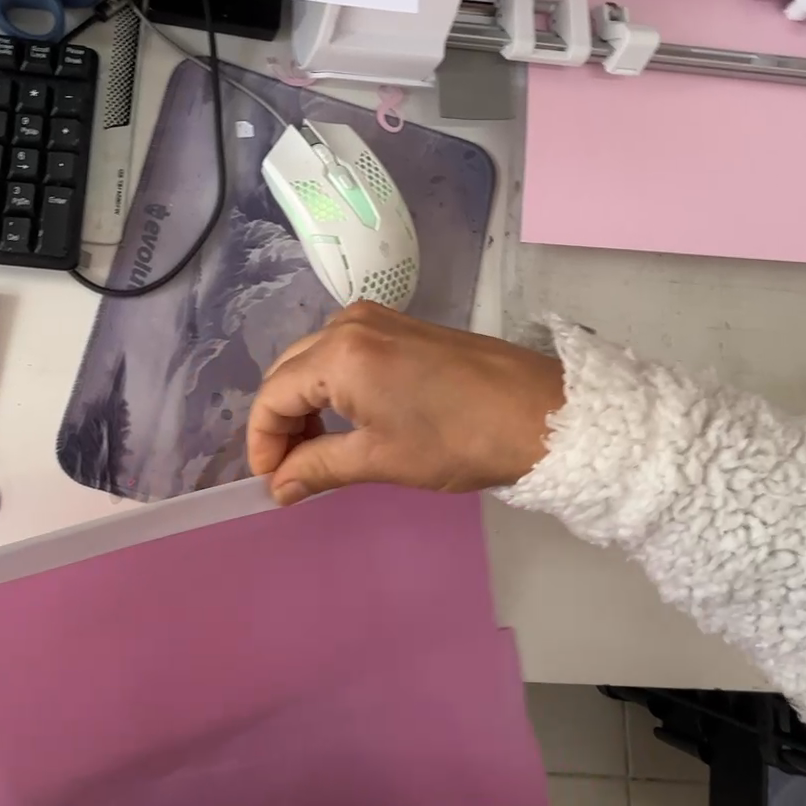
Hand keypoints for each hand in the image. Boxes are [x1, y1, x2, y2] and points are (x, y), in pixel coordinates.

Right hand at [247, 302, 566, 505]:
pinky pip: (338, 350)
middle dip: (279, 421)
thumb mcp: (381, 459)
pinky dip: (328, 385)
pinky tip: (343, 417)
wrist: (542, 412)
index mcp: (338, 354)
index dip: (263, 441)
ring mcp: (372, 317)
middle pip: (286, 372)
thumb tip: (279, 488)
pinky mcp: (395, 323)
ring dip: (302, 402)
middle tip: (291, 469)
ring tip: (316, 449)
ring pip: (310, 360)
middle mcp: (346, 324)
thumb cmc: (459, 439)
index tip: (271, 481)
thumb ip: (318, 469)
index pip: (273, 395)